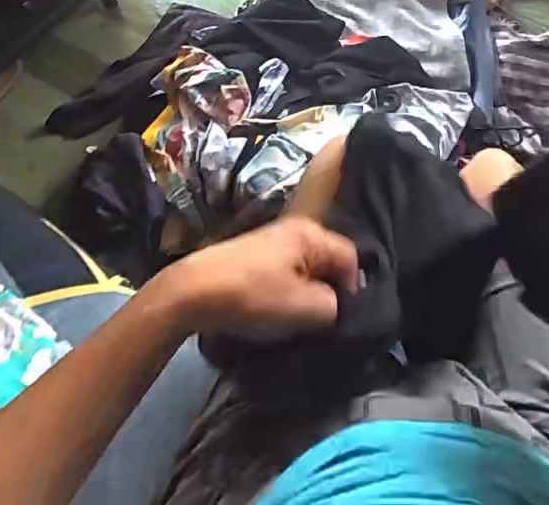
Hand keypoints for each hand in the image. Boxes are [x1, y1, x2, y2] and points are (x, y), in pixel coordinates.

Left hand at [149, 216, 358, 340]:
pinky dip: (288, 291)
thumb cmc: (254, 294)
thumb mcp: (305, 308)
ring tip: (299, 320)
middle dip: (330, 291)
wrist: (195, 291)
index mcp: (310, 232)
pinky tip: (277, 310)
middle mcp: (294, 228)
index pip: (351, 257)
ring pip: (307, 269)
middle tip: (322, 321)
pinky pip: (287, 272)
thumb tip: (339, 305)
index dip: (353, 289)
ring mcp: (272, 240)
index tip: (342, 318)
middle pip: (329, 261)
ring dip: (308, 294)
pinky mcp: (255, 255)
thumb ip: (336, 306)